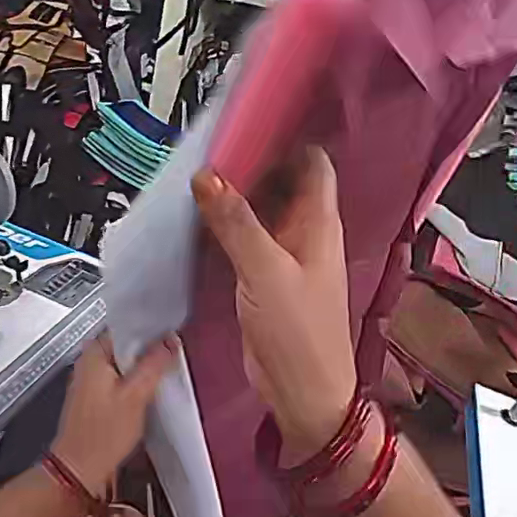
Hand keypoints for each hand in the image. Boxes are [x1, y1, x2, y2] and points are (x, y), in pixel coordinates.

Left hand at [49, 333, 177, 494]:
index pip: (126, 326)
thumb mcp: (135, 396)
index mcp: (94, 353)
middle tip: (174, 352)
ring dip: (144, 365)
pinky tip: (149, 389)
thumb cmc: (103, 435)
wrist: (79, 470)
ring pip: (125, 361)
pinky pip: (120, 377)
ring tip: (166, 369)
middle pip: (126, 343)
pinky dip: (135, 380)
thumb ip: (153, 365)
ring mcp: (91, 378)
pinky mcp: (96, 395)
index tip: (172, 332)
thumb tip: (170, 341)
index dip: (151, 328)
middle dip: (150, 348)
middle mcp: (88, 361)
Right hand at [192, 149, 356, 465]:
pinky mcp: (264, 276)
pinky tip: (201, 216)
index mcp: (318, 223)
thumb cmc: (297, 332)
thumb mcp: (265, 271)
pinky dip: (228, 225)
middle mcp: (304, 232)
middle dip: (251, 164)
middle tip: (209, 147)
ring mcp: (284, 255)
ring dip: (236, 195)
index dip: (285, 140)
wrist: (302, 393)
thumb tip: (208, 176)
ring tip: (198, 174)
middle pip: (282, 183)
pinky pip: (247, 238)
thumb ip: (237, 223)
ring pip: (261, 210)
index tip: (247, 124)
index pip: (310, 164)